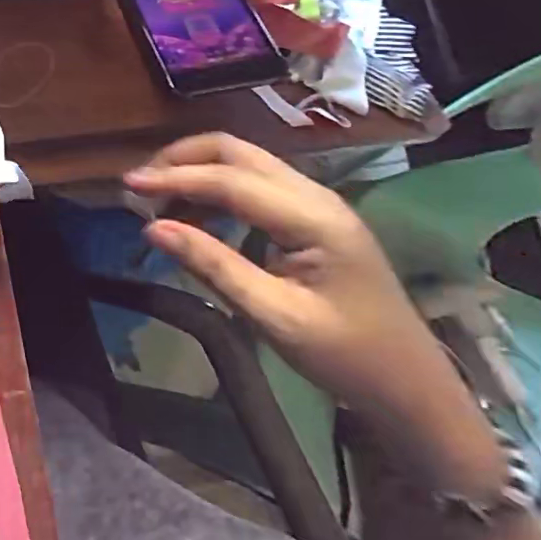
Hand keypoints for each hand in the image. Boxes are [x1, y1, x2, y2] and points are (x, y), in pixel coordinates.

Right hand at [125, 133, 454, 418]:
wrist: (413, 388)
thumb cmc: (347, 357)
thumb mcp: (274, 317)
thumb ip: (213, 266)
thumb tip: (152, 229)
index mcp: (313, 218)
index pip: (229, 180)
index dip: (174, 178)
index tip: (127, 184)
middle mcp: (314, 194)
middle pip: (235, 150)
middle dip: (182, 159)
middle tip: (141, 185)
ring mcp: (315, 200)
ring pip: (243, 160)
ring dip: (196, 170)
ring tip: (158, 201)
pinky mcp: (310, 214)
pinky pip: (253, 182)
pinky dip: (215, 187)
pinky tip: (194, 214)